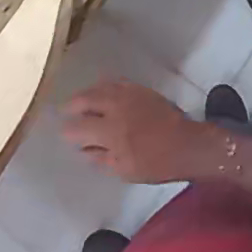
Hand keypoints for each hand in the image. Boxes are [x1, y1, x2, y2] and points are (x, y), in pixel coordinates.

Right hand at [59, 80, 221, 183]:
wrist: (186, 144)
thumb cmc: (154, 164)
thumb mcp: (123, 170)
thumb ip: (100, 158)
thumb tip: (83, 149)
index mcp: (109, 132)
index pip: (78, 127)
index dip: (68, 131)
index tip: (64, 133)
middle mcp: (116, 109)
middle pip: (86, 99)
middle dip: (72, 105)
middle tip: (66, 110)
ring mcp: (130, 96)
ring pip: (101, 87)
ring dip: (88, 92)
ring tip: (81, 99)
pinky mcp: (142, 90)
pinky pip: (119, 82)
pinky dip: (107, 84)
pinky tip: (103, 89)